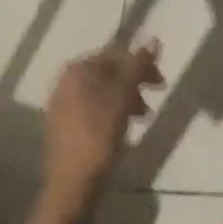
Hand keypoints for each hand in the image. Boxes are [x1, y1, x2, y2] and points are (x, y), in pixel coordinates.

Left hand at [40, 40, 164, 195]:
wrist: (72, 183)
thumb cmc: (99, 133)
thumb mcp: (123, 95)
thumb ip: (138, 66)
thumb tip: (154, 40)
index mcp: (77, 69)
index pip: (116, 55)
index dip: (141, 64)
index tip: (160, 80)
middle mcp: (65, 81)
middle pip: (109, 73)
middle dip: (134, 82)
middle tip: (155, 95)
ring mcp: (62, 104)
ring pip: (103, 91)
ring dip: (126, 98)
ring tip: (142, 116)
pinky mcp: (63, 126)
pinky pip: (93, 108)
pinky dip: (112, 112)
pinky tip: (123, 127)